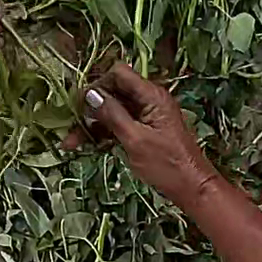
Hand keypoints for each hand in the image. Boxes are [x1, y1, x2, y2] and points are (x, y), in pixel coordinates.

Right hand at [81, 63, 221, 207]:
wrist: (191, 187)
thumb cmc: (167, 165)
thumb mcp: (135, 139)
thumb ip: (112, 114)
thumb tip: (90, 94)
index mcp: (151, 96)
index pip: (119, 74)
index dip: (97, 85)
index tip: (80, 105)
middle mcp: (149, 100)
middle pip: (113, 93)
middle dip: (90, 108)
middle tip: (70, 129)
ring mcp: (147, 115)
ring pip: (112, 111)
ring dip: (92, 124)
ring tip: (72, 144)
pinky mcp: (144, 130)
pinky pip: (119, 124)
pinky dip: (104, 133)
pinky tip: (88, 146)